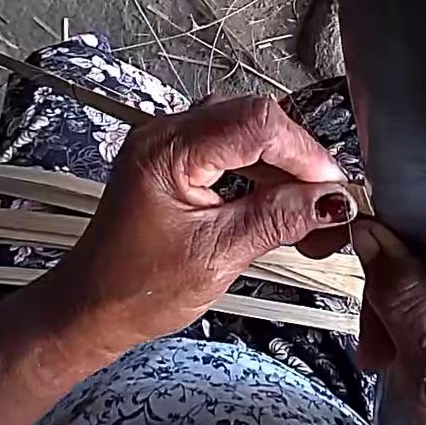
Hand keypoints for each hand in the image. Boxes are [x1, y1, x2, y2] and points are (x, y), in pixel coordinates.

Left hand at [50, 96, 356, 349]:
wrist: (93, 305)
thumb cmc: (135, 288)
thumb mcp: (217, 256)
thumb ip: (278, 219)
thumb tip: (331, 201)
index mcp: (166, 151)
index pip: (255, 124)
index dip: (303, 152)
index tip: (332, 187)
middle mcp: (166, 133)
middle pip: (255, 119)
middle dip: (298, 159)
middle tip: (326, 200)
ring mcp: (172, 142)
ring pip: (248, 131)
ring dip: (284, 166)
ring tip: (306, 207)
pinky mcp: (180, 158)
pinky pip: (233, 147)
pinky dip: (264, 172)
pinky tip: (280, 200)